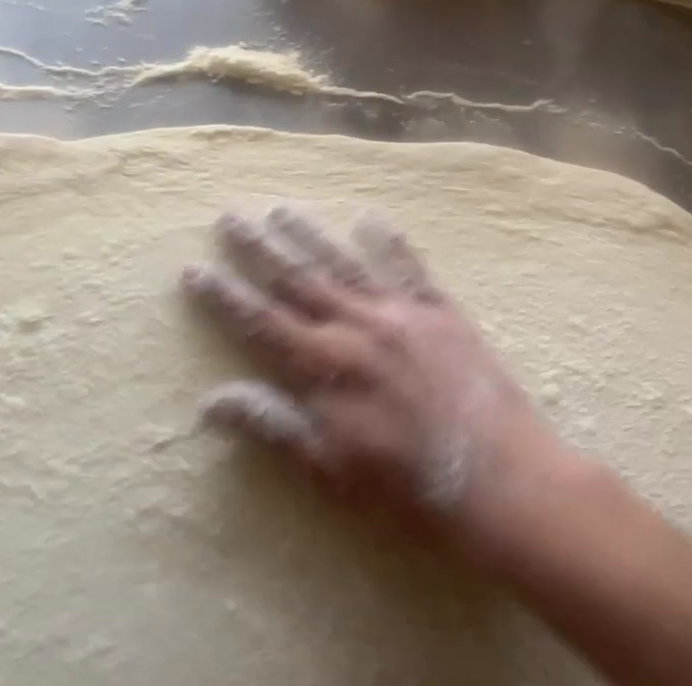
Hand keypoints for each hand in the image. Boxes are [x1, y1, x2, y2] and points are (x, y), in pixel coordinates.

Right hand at [182, 206, 565, 533]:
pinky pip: (410, 267)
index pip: (260, 322)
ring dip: (310, 235)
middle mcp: (356, 326)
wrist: (496, 473)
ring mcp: (401, 313)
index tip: (195, 269)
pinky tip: (372, 218)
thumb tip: (210, 401)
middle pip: (297, 280)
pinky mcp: (442, 310)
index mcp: (325, 365)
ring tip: (282, 208)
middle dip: (259, 248)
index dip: (225, 296)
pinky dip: (390, 241)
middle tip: (230, 216)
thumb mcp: (330, 465)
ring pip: (344, 264)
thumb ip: (273, 425)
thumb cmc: (406, 483)